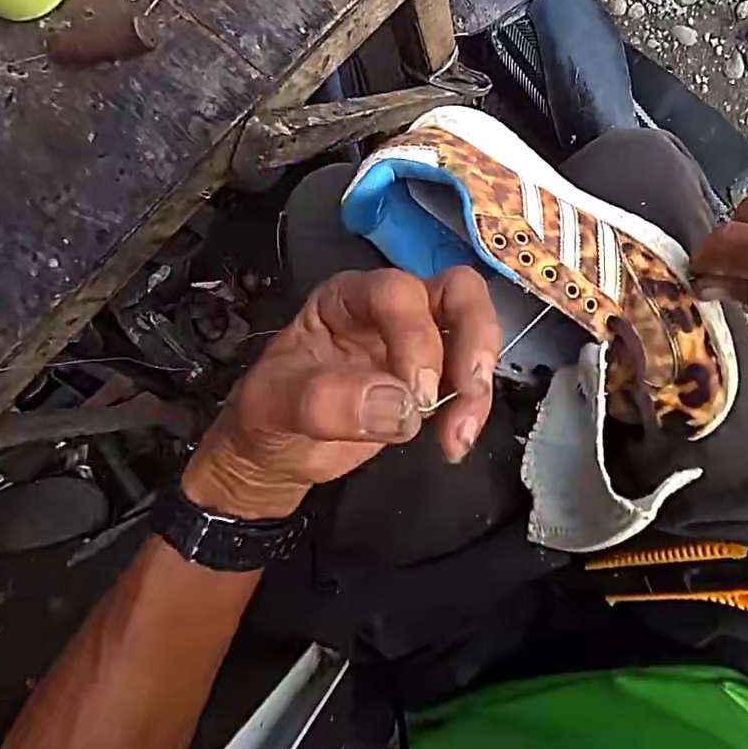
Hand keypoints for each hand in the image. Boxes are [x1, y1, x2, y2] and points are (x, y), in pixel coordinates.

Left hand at [181, 267, 498, 519]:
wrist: (277, 455)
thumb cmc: (269, 416)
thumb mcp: (272, 406)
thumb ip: (323, 401)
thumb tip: (399, 406)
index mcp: (346, 299)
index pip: (397, 293)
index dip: (416, 337)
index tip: (413, 395)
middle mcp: (389, 311)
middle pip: (458, 292)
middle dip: (473, 340)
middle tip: (467, 390)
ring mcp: (418, 343)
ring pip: (474, 332)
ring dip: (479, 384)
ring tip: (457, 436)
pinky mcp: (434, 380)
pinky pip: (471, 381)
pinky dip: (473, 411)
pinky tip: (453, 443)